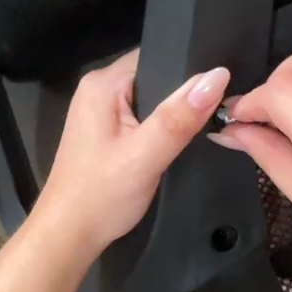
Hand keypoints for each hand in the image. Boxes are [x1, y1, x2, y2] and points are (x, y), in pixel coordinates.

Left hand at [33, 50, 229, 255]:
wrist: (68, 235)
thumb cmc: (101, 196)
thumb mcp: (146, 155)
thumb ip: (180, 116)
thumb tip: (218, 75)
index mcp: (102, 84)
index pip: (155, 56)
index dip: (189, 68)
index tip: (223, 82)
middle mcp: (97, 91)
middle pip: (154, 77)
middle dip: (182, 92)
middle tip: (219, 107)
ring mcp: (98, 113)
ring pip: (150, 100)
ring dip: (172, 113)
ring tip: (203, 123)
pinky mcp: (104, 134)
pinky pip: (141, 118)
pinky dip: (159, 128)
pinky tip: (174, 142)